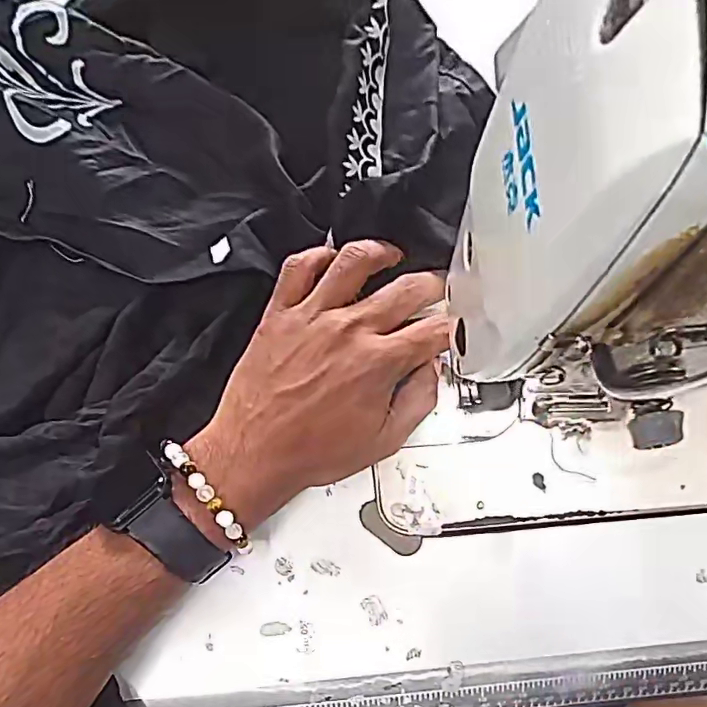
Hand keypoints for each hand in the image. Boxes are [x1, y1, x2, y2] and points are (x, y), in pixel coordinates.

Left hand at [185, 241, 450, 526]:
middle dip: (432, 286)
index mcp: (377, 364)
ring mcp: (312, 318)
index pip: (433, 329)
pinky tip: (331, 262)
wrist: (255, 453)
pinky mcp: (280, 315)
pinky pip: (300, 266)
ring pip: (354, 260)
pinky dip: (319, 255)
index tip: (449, 329)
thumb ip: (417, 402)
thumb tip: (430, 373)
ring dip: (381, 252)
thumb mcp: (382, 441)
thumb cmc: (308, 451)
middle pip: (406, 287)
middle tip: (433, 292)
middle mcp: (347, 332)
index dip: (451, 327)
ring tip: (390, 257)